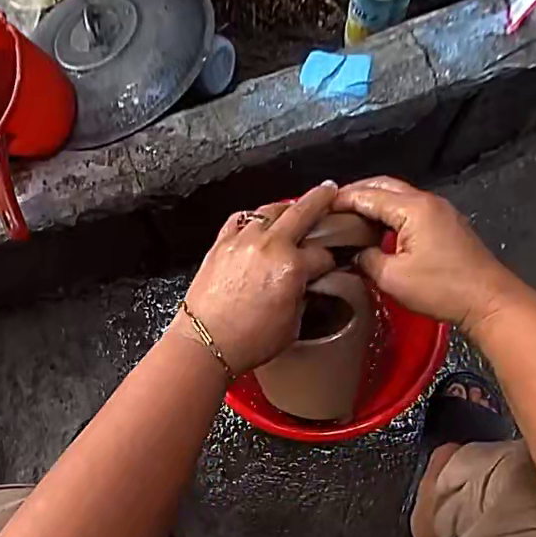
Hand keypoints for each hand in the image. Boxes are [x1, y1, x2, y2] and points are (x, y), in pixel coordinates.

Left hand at [180, 183, 338, 373]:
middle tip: (328, 192)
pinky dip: (252, 219)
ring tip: (293, 209)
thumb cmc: (244, 342)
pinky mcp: (220, 245)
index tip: (329, 265)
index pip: (323, 254)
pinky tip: (257, 223)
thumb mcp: (292, 326)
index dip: (330, 261)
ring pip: (269, 210)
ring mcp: (242, 241)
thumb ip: (303, 299)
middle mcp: (268, 246)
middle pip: (303, 211)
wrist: (205, 344)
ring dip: (285, 208)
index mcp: (292, 267)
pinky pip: (240, 220)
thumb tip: (304, 288)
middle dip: (320, 199)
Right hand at [335, 177, 525, 331]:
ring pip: (397, 195)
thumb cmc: (441, 288)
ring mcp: (439, 211)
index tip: (318, 208)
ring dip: (372, 202)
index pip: (368, 195)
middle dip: (355, 193)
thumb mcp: (391, 278)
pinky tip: (374, 229)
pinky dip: (387, 212)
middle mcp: (427, 202)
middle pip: (383, 186)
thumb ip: (366, 259)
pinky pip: (409, 209)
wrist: (487, 300)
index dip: (340, 200)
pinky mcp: (444, 225)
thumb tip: (354, 254)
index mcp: (413, 209)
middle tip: (330, 208)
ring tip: (347, 218)